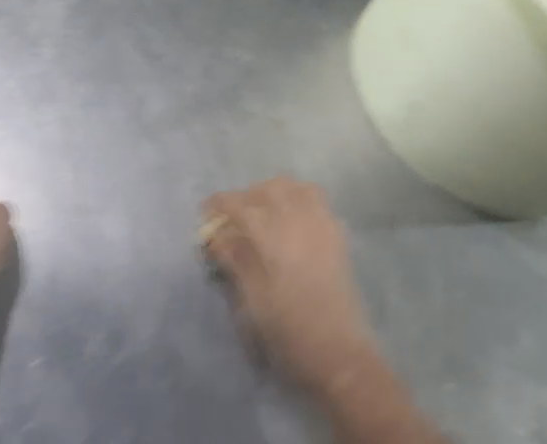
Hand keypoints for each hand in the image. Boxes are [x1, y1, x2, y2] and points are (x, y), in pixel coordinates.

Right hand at [202, 177, 380, 396]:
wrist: (340, 357)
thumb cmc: (289, 331)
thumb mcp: (251, 299)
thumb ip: (234, 260)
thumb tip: (217, 237)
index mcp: (273, 235)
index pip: (240, 204)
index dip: (220, 204)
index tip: (205, 212)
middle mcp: (300, 222)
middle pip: (271, 188)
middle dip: (248, 195)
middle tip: (234, 216)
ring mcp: (323, 228)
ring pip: (298, 189)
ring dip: (277, 193)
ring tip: (263, 213)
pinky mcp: (339, 241)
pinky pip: (319, 204)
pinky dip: (301, 202)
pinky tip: (292, 225)